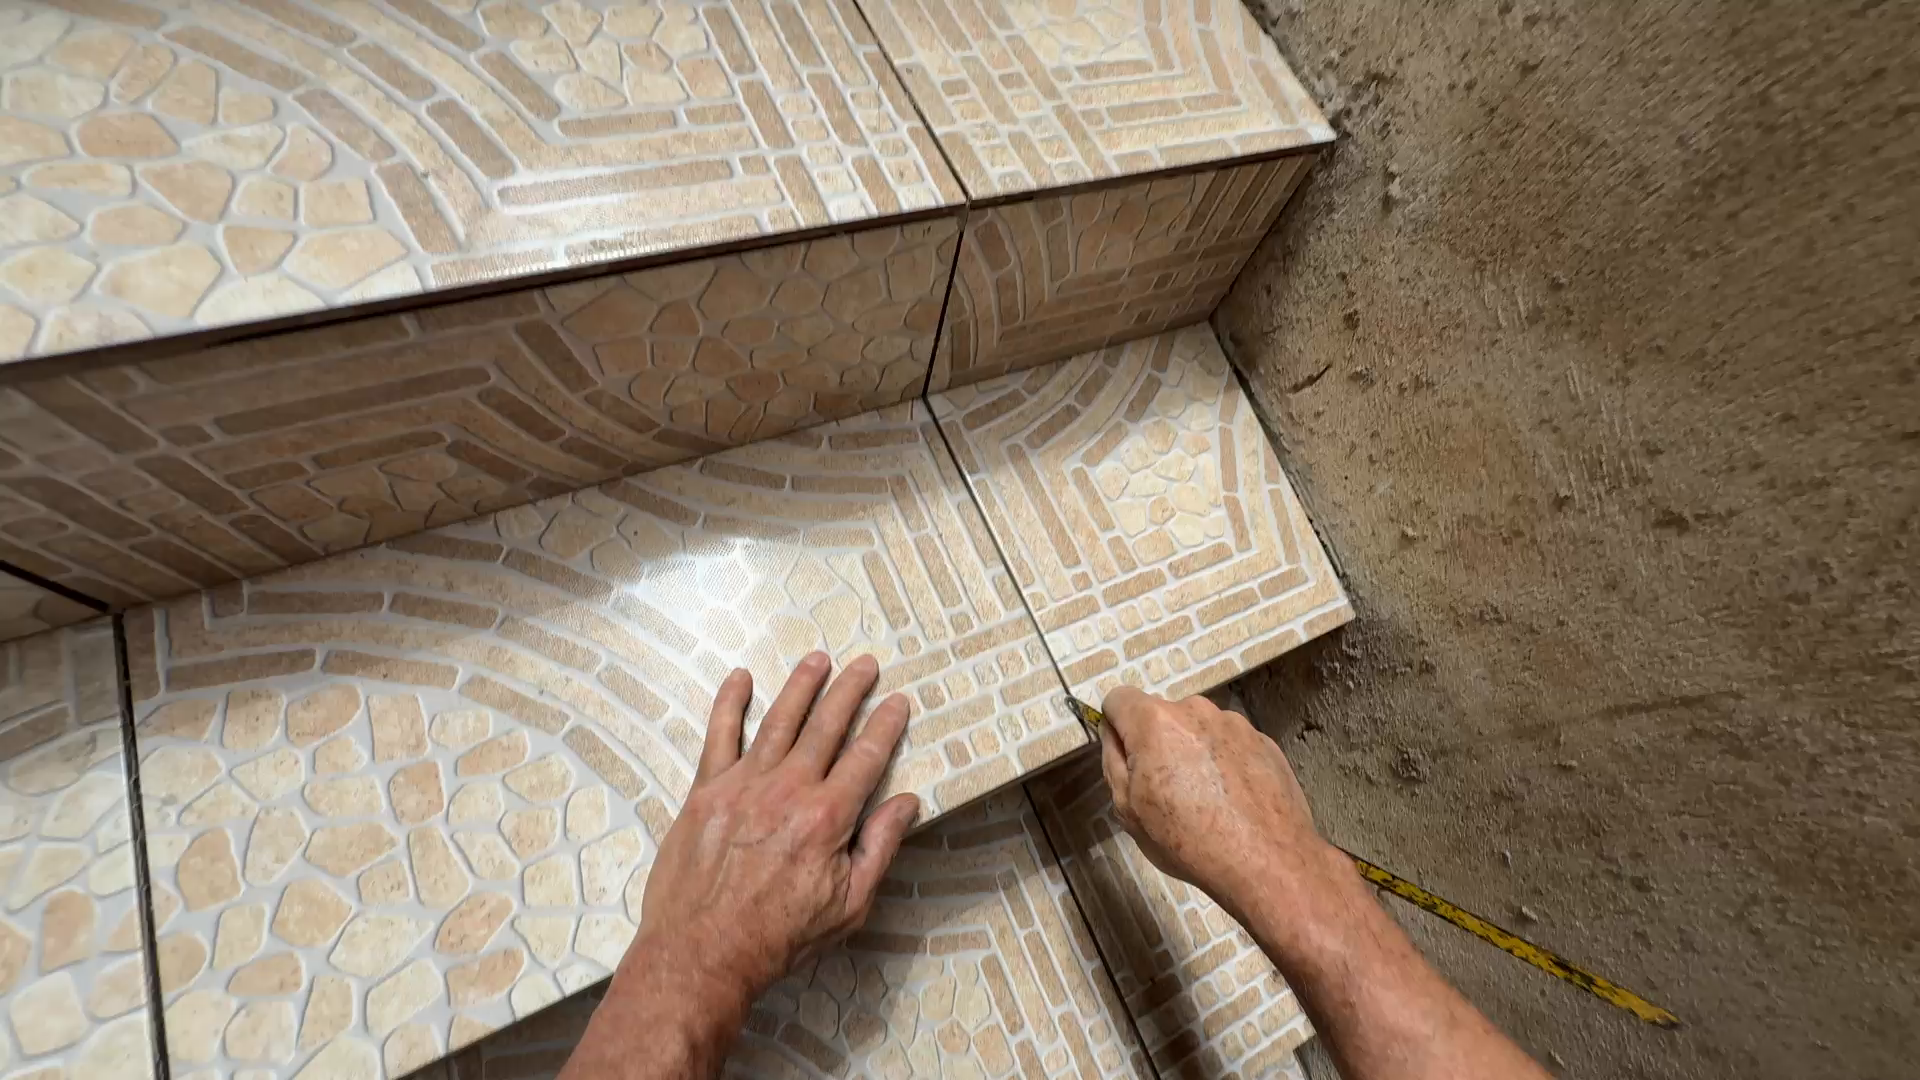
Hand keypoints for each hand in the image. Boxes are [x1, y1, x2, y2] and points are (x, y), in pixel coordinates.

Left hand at [630, 652, 919, 999]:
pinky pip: (718, 736)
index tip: (897, 700)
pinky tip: (740, 677)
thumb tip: (907, 802)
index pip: (866, 756)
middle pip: (826, 725)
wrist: (700, 955)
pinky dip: (729, 704)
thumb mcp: (848, 906)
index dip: (885, 724)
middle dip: (849, 690)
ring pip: (779, 720)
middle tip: (865, 664)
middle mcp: (788, 789)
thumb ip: (880, 848)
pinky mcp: (706, 790)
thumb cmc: (780, 936)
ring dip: (801, 685)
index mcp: (827, 817)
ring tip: (818, 658)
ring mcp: (743, 784)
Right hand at [1098, 685, 1337, 919]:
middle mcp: (1194, 709)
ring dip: (1192, 750)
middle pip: (1160, 715)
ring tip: (1206, 799)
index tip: (1128, 759)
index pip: (1118, 699)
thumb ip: (1113, 760)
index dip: (1116, 727)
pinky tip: (1233, 800)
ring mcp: (1233, 723)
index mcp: (1154, 721)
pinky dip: (1224, 762)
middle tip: (1166, 789)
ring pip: (1196, 728)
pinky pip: (1229, 743)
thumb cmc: (1187, 840)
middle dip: (1156, 742)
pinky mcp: (1263, 740)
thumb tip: (1115, 734)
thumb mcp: (1127, 808)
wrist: (1268, 863)